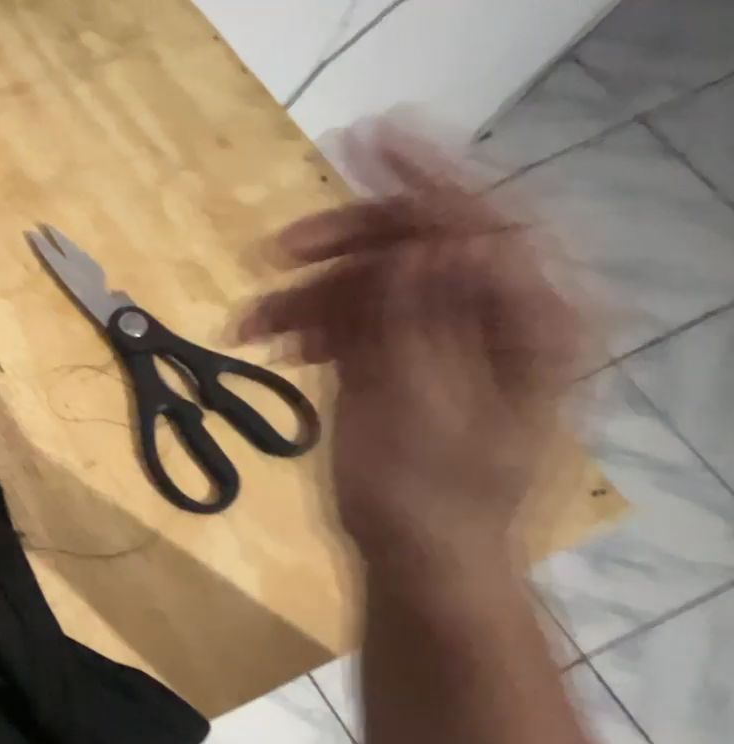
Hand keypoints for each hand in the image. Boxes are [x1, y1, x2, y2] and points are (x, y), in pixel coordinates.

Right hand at [236, 124, 590, 569]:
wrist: (419, 562)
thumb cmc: (422, 505)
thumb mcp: (417, 419)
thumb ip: (420, 332)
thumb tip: (421, 250)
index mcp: (532, 326)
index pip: (485, 223)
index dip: (426, 177)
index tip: (363, 143)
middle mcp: (499, 317)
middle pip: (427, 244)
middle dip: (347, 243)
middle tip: (276, 254)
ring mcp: (452, 338)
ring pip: (383, 281)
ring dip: (312, 293)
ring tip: (249, 324)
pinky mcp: (411, 360)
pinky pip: (365, 317)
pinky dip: (317, 322)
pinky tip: (278, 342)